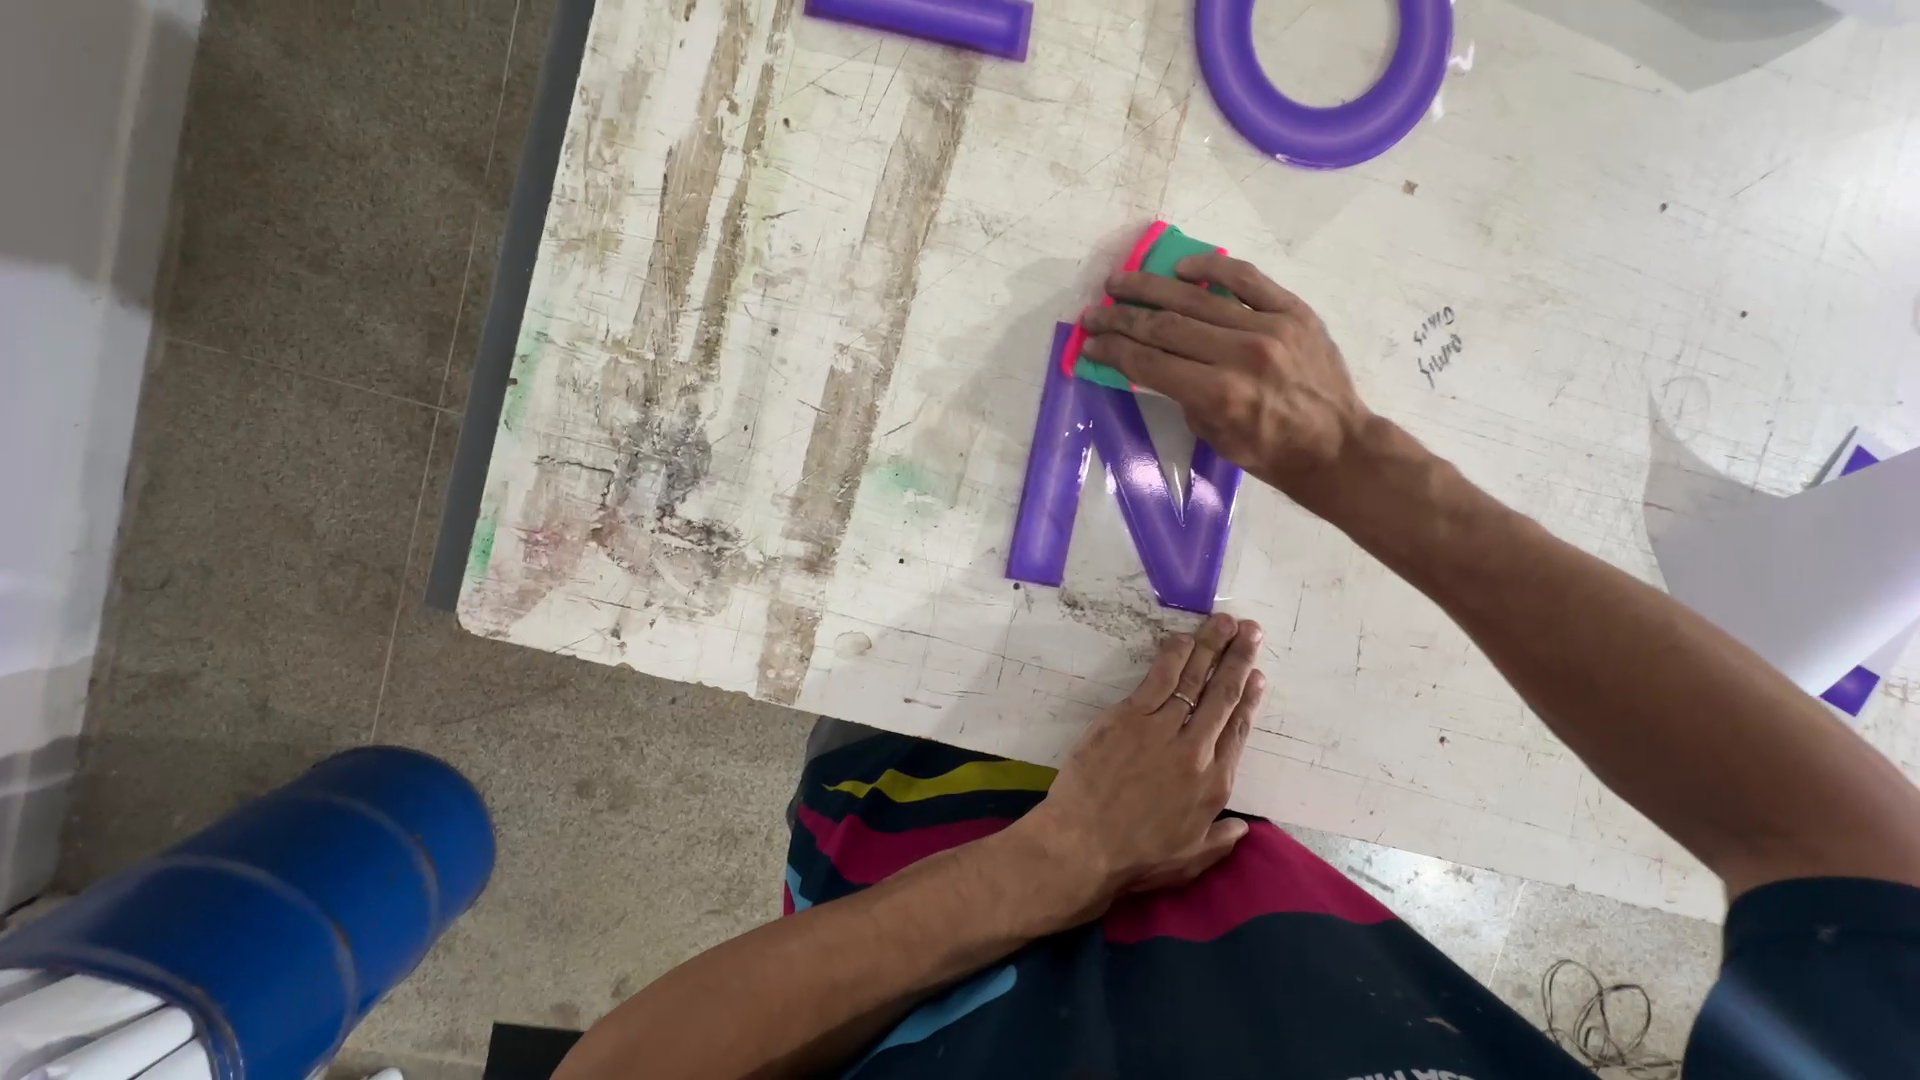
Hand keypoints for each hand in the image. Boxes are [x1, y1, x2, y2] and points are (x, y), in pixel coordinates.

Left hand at [1012, 614, 1266, 919]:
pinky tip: (1185, 638)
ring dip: (1211, 647)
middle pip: (1222, 696)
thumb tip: (1242, 827)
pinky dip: (1173, 657)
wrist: (1084, 846)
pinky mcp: (1126, 718)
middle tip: (1252, 630)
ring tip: (1225, 621)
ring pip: (1192, 680)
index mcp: (1214, 785)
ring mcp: (1160, 730)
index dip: (1250, 699)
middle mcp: (1194, 750)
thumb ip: (1220, 840)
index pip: (1239, 730)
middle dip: (1240, 660)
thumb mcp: (1191, 860)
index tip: (1260, 676)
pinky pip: (1156, 680)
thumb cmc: (1135, 859)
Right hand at [1079, 254, 1371, 503]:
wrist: (1335, 445)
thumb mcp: (1212, 435)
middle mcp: (1241, 355)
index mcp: (1218, 394)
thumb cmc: (1268, 451)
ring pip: (1197, 297)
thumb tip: (1150, 361)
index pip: (1149, 361)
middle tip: (1093, 311)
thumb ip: (1181, 394)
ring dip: (1151, 287)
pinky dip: (1212, 268)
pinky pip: (1246, 279)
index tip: (1089, 341)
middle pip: (1165, 325)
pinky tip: (1182, 267)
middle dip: (1121, 318)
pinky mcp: (1293, 311)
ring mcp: (1270, 327)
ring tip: (1120, 281)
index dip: (1113, 349)